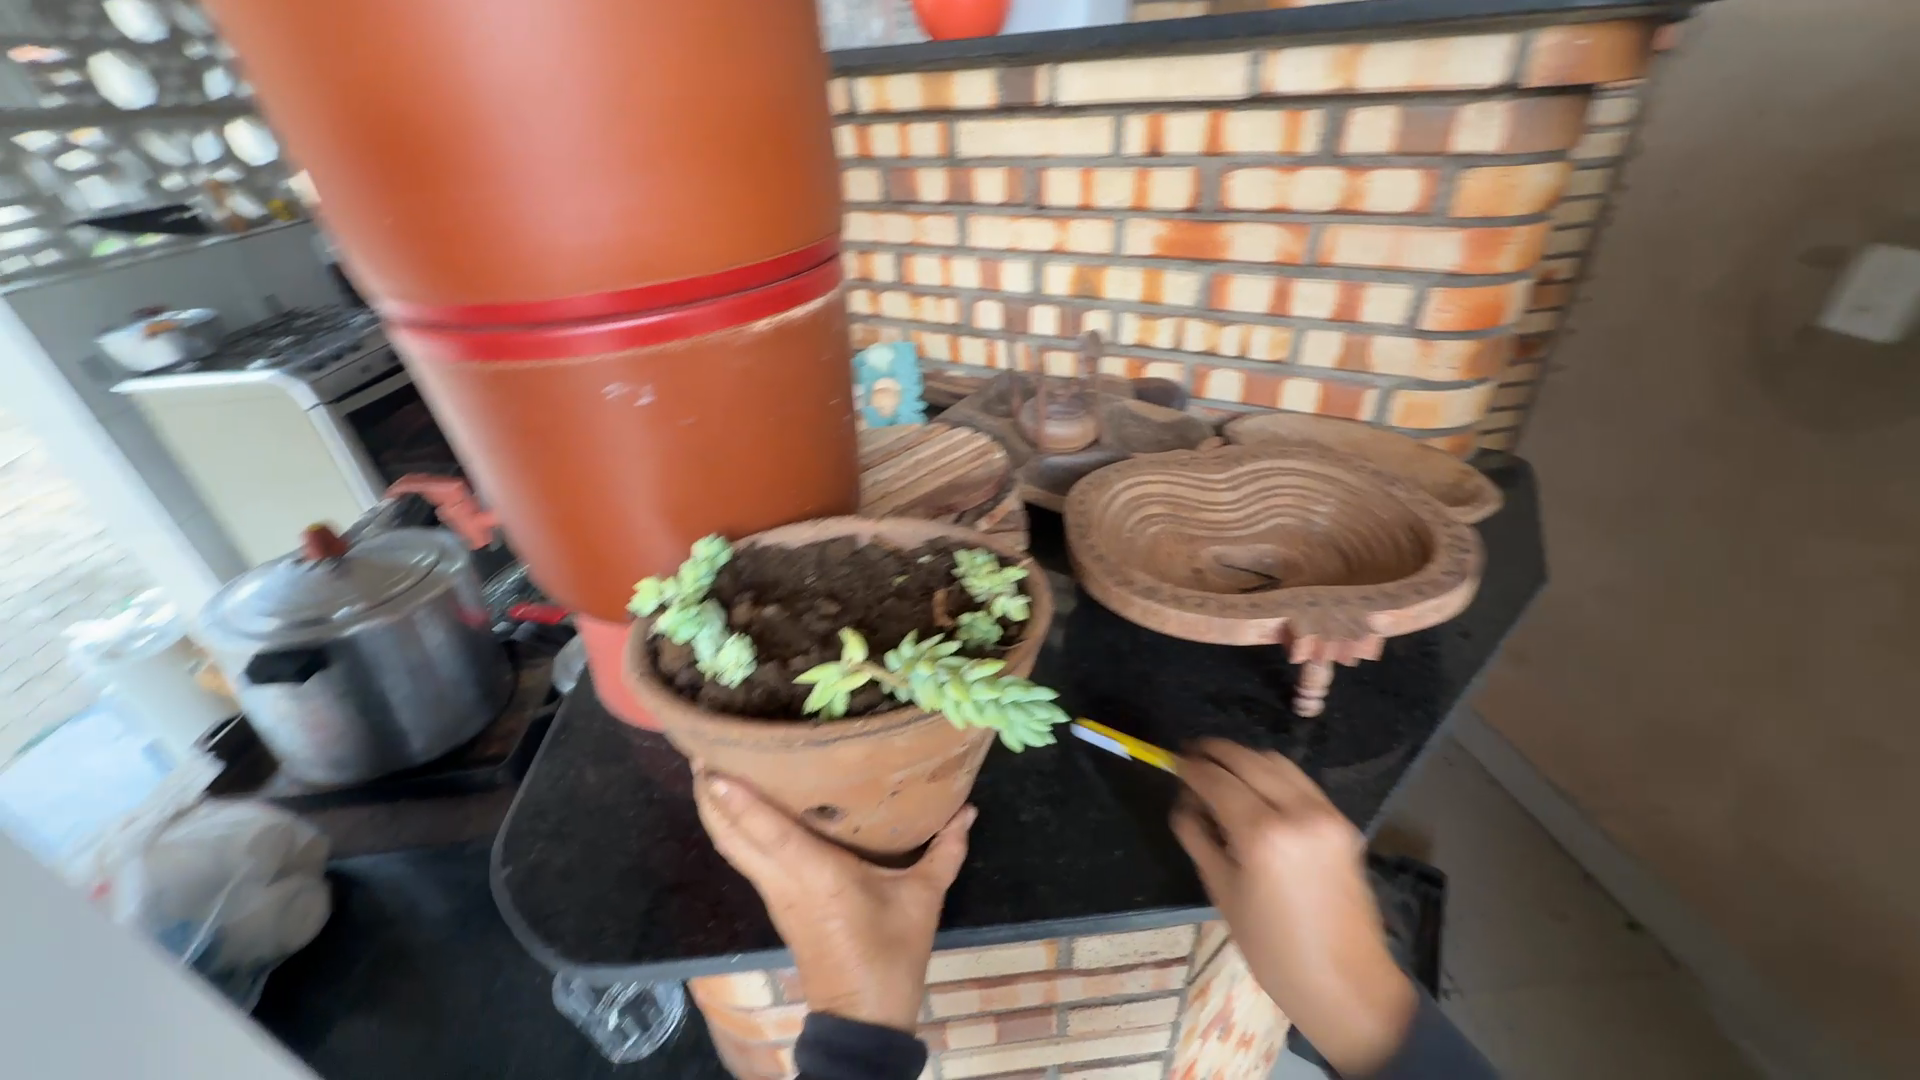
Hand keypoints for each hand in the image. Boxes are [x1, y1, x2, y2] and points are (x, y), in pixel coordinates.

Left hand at [693, 771, 974, 1032]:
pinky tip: (735, 808)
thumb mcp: (923, 899)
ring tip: (709, 770)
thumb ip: (944, 851)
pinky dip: (731, 829)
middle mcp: (785, 880)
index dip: (738, 800)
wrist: (863, 1017)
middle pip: (732, 837)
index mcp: (817, 875)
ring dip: (716, 811)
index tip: (714, 766)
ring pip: (732, 848)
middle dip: (710, 797)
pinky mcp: (776, 901)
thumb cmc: (891, 953)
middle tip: (702, 752)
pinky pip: (744, 858)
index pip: (768, 832)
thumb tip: (968, 810)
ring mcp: (775, 893)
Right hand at [1172, 739, 1416, 1077]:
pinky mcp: (1342, 823)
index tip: (1172, 761)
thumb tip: (1184, 804)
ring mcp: (1325, 814)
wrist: (1348, 986)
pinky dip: (1272, 774)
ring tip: (1220, 768)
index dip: (1190, 767)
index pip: (1216, 779)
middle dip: (1214, 751)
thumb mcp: (1222, 892)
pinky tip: (1255, 788)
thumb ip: (1198, 837)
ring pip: (1276, 761)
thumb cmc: (1273, 950)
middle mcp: (1297, 812)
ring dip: (1244, 757)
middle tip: (1191, 756)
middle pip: (1247, 758)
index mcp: (1262, 834)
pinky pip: (1299, 781)